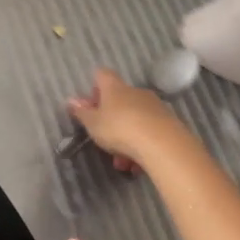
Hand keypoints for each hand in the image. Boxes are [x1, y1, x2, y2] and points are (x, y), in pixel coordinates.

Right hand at [67, 67, 189, 172]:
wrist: (162, 144)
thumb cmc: (119, 129)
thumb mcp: (93, 124)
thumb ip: (81, 112)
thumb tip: (71, 100)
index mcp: (115, 88)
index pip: (102, 75)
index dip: (95, 87)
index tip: (90, 105)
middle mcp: (135, 92)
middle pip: (120, 99)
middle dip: (110, 119)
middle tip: (103, 139)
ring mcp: (154, 106)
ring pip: (134, 119)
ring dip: (126, 137)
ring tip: (121, 162)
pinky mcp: (169, 123)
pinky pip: (149, 132)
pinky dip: (141, 145)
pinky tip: (136, 164)